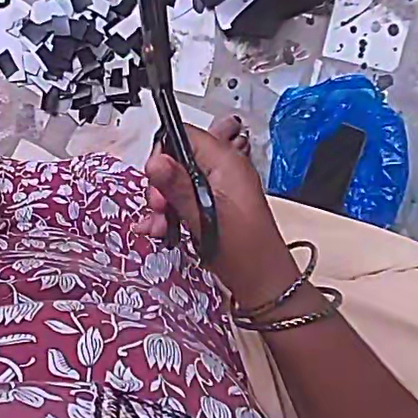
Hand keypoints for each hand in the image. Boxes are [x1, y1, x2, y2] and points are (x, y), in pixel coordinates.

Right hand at [132, 116, 304, 311]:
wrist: (262, 283)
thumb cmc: (244, 251)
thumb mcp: (203, 217)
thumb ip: (177, 186)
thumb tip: (155, 161)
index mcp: (225, 162)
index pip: (184, 134)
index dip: (163, 153)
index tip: (155, 181)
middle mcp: (222, 169)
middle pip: (175, 159)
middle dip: (159, 184)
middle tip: (160, 208)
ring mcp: (217, 186)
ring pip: (175, 181)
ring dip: (162, 203)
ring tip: (161, 225)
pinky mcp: (212, 202)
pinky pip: (183, 198)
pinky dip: (170, 213)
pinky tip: (162, 229)